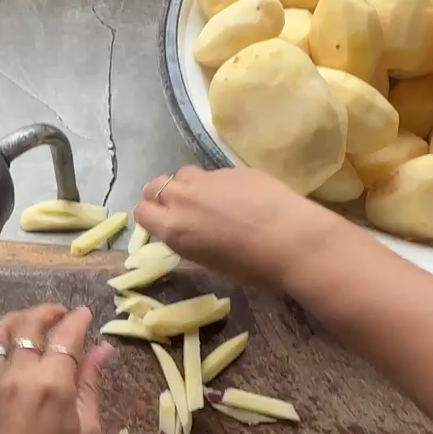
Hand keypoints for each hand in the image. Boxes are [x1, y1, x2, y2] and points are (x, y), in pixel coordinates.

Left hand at [0, 305, 112, 433]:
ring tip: (31, 325)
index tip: (87, 313)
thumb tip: (102, 351)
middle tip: (61, 314)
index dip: (79, 319)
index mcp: (53, 383)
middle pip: (29, 323)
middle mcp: (18, 373)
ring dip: (17, 320)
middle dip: (48, 311)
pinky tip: (4, 350)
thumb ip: (90, 386)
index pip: (66, 334)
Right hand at [133, 166, 355, 289]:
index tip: (162, 223)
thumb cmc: (249, 265)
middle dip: (161, 196)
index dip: (151, 217)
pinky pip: (212, 173)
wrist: (290, 238)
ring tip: (206, 199)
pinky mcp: (230, 168)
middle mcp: (182, 198)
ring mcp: (206, 179)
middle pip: (155, 187)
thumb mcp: (208, 261)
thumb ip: (188, 240)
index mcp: (173, 227)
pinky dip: (217, 183)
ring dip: (187, 185)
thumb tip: (187, 230)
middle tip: (180, 209)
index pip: (142, 212)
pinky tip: (238, 197)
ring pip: (182, 174)